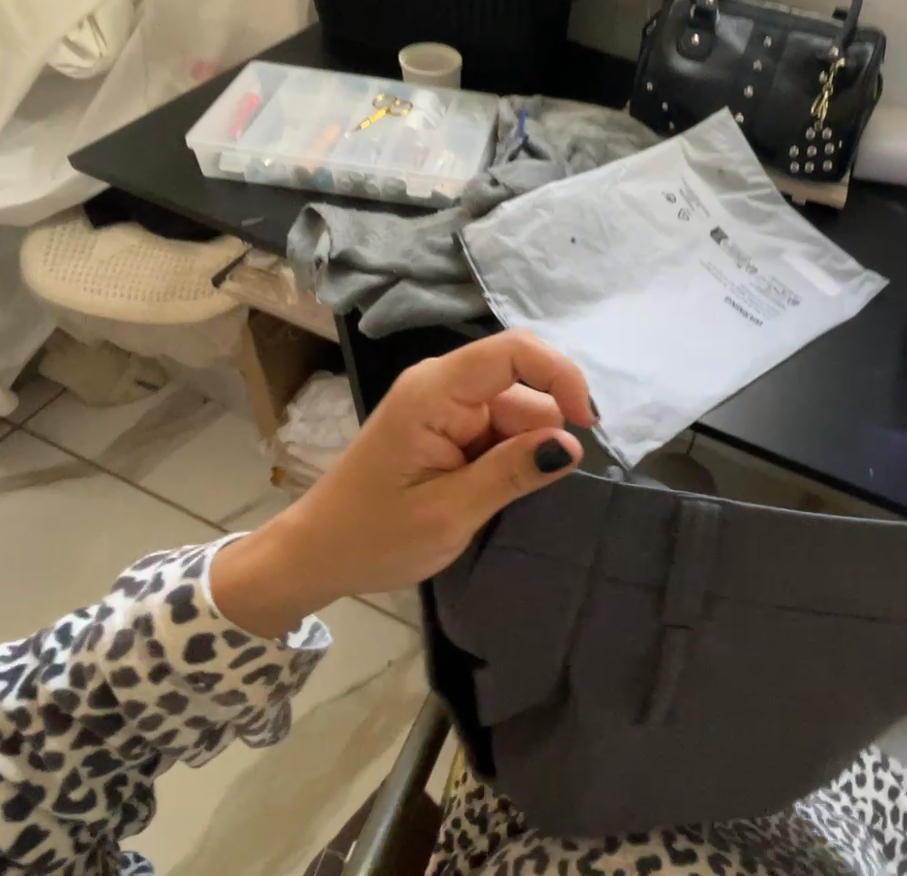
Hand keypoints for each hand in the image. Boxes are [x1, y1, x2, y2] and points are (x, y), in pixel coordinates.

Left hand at [213, 331, 594, 638]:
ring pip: (518, 410)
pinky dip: (509, 456)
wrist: (319, 554)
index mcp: (433, 392)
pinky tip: (486, 489)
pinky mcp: (450, 423)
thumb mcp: (449, 513)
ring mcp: (446, 403)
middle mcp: (442, 384)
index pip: (513, 352)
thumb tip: (573, 446)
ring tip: (487, 497)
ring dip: (522, 451)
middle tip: (518, 490)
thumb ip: (512, 473)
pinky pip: (501, 427)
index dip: (560, 375)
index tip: (587, 427)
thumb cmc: (373, 538)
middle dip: (539, 434)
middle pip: (522, 387)